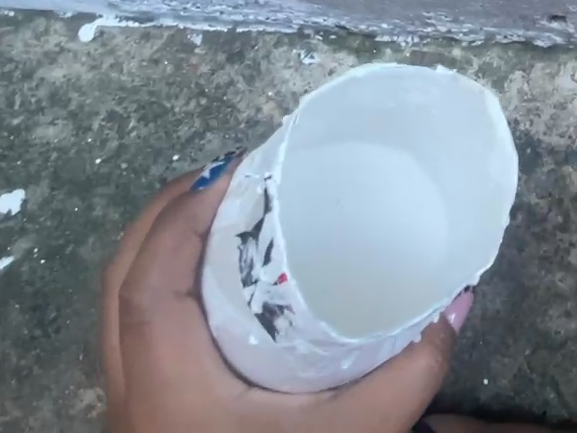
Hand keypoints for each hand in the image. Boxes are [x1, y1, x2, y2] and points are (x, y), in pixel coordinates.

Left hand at [101, 163, 466, 431]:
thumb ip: (413, 370)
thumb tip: (458, 298)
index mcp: (168, 387)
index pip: (148, 285)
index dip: (180, 218)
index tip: (237, 169)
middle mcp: (133, 387)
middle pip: (118, 278)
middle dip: (167, 211)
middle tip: (233, 172)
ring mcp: (131, 399)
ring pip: (117, 299)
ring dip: (159, 240)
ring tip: (224, 204)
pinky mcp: (144, 406)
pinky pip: (134, 319)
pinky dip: (161, 272)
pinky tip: (214, 269)